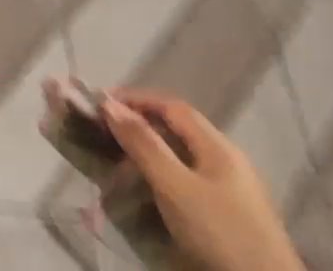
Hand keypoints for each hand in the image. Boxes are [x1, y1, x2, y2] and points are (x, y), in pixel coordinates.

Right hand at [100, 90, 305, 270]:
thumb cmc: (220, 233)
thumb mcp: (174, 187)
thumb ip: (143, 144)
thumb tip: (109, 104)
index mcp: (219, 147)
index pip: (172, 106)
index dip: (136, 99)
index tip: (100, 104)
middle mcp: (228, 160)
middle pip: (179, 129)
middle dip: (140, 125)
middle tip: (105, 133)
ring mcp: (232, 188)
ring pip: (183, 156)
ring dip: (150, 151)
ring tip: (120, 162)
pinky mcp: (230, 213)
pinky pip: (189, 179)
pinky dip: (163, 174)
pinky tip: (150, 190)